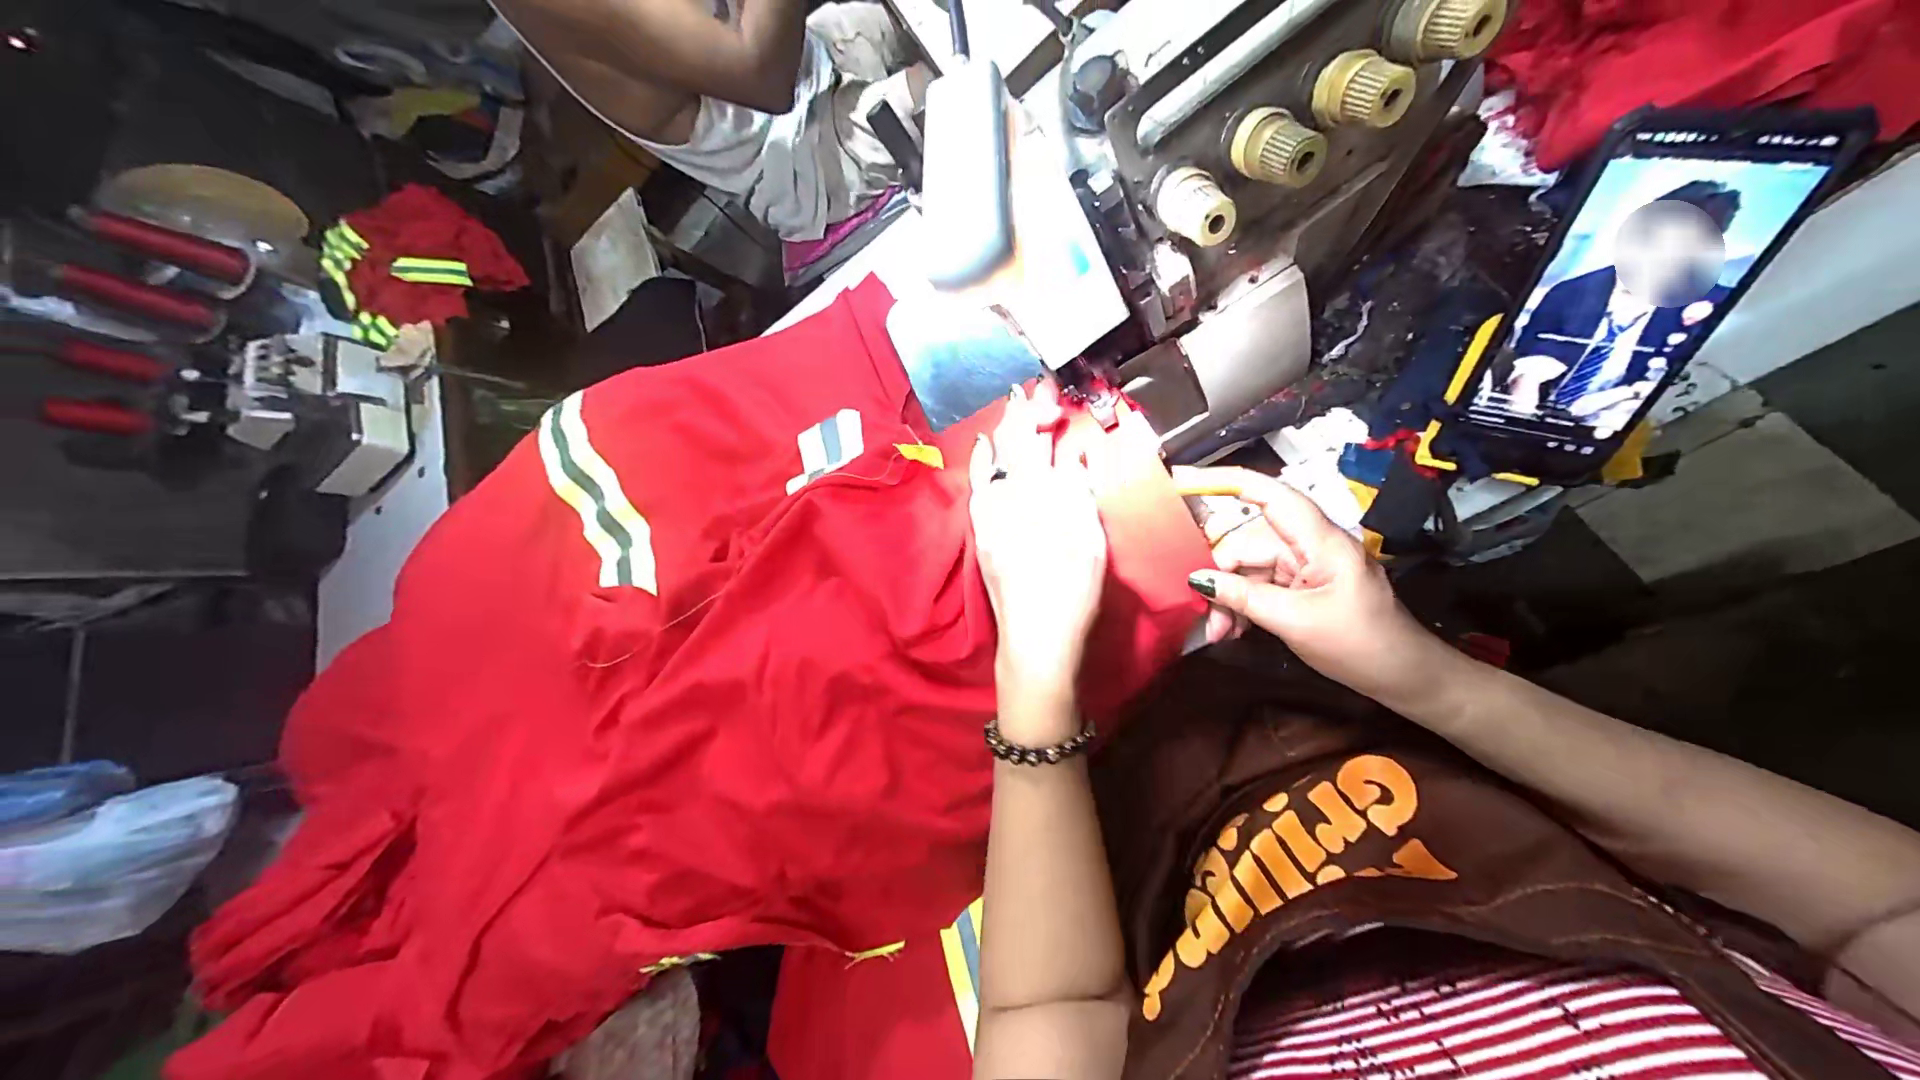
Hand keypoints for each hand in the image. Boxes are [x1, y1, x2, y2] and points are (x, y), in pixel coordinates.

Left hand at [969, 384, 1107, 710]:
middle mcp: (1002, 504)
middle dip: (1020, 416)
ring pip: (991, 465)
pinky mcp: (984, 538)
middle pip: (1007, 448)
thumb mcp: (1087, 539)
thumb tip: (1072, 457)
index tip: (1047, 393)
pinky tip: (984, 455)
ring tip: (1015, 415)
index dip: (1035, 411)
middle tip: (1034, 394)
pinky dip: (982, 466)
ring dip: (1004, 437)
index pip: (1027, 440)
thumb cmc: (1069, 595)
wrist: (1036, 642)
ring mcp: (989, 521)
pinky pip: (979, 489)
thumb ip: (1077, 492)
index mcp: (1031, 499)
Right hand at [1173, 466, 1450, 705]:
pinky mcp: (1302, 585)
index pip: (1269, 494)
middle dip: (1220, 577)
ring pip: (1249, 569)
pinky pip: (1260, 586)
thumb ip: (1243, 597)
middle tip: (1204, 614)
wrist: (1405, 678)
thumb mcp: (1295, 622)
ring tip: (1219, 632)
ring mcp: (1306, 565)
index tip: (1183, 479)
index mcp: (1320, 541)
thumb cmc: (1361, 645)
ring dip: (1229, 599)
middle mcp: (1310, 545)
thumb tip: (1198, 580)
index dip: (1225, 481)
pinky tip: (1233, 630)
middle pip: (1248, 542)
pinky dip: (1243, 606)